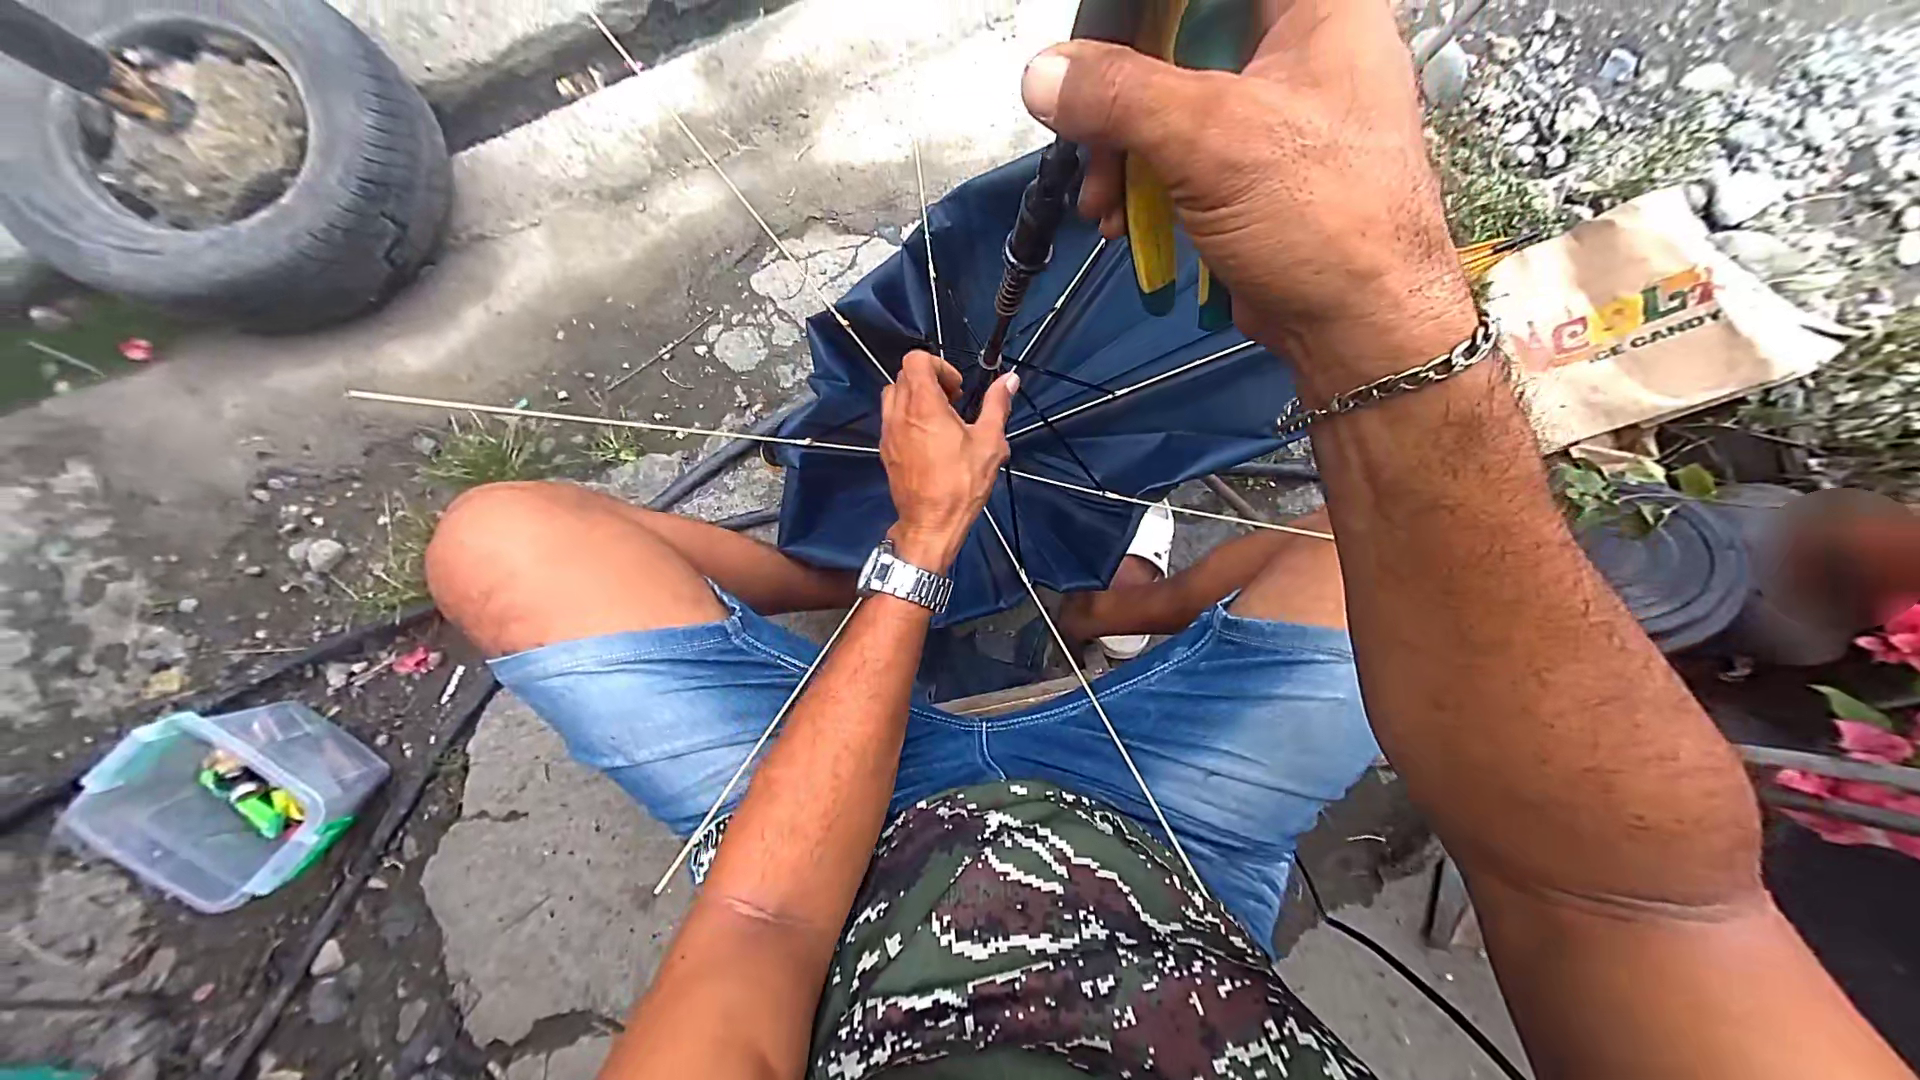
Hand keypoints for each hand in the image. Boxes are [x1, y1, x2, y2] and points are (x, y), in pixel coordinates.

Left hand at [879, 351, 1016, 570]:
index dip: (939, 365)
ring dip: (915, 397)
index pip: (916, 359)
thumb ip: (997, 405)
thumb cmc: (961, 485)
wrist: (931, 523)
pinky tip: (929, 439)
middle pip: (904, 375)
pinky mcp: (886, 450)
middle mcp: (899, 414)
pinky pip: (891, 420)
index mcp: (923, 405)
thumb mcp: (989, 442)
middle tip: (953, 402)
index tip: (957, 389)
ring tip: (939, 418)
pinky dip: (907, 417)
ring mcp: (888, 433)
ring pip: (893, 395)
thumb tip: (1009, 381)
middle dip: (929, 380)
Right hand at [1020, 0, 1477, 403]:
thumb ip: (1122, 97)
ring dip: (1120, 156)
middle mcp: (1289, 47)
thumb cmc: (1316, 216)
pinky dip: (1141, 186)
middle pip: (1176, 41)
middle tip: (1089, 146)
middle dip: (1118, 102)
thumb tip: (1043, 75)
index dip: (1142, 15)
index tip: (1094, 49)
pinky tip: (1122, 219)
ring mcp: (1263, 115)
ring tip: (1103, 204)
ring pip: (1167, 107)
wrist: (1350, 321)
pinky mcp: (1241, 172)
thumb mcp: (1211, 141)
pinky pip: (1175, 157)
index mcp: (1311, 4)